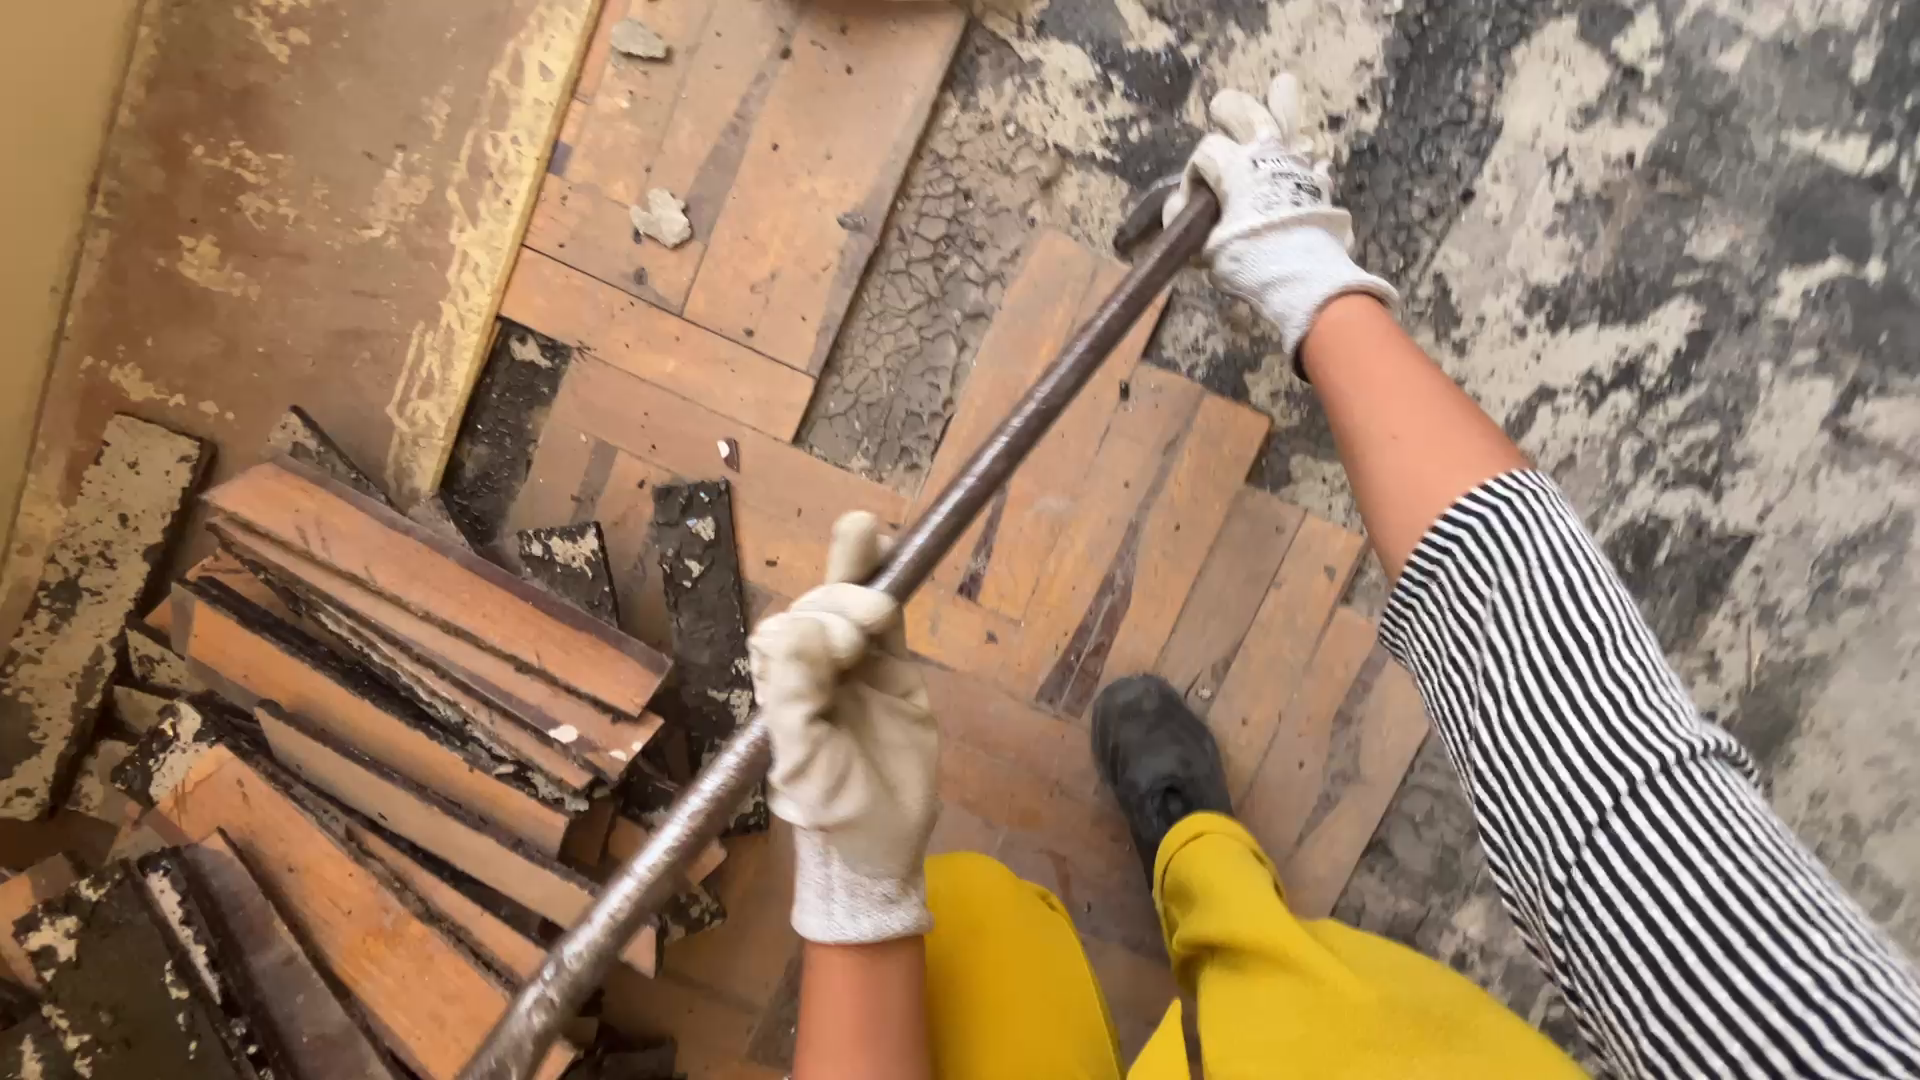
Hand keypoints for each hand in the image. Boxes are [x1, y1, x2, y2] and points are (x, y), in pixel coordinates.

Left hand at [748, 512, 938, 944]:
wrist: (886, 844)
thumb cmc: (834, 813)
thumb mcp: (804, 766)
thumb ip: (794, 699)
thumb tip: (794, 628)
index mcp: (781, 690)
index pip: (784, 634)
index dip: (813, 627)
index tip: (845, 651)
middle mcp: (813, 670)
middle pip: (817, 610)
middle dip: (840, 605)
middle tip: (870, 631)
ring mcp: (856, 666)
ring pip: (848, 603)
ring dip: (852, 567)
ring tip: (863, 533)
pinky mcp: (893, 668)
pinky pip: (887, 619)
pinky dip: (886, 582)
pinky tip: (883, 544)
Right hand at [1165, 72, 1398, 364]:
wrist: (1299, 272)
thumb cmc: (1247, 256)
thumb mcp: (1206, 248)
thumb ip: (1192, 228)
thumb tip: (1178, 216)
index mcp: (1236, 165)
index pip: (1206, 152)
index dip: (1192, 173)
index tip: (1189, 200)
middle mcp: (1266, 155)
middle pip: (1249, 115)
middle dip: (1233, 110)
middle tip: (1221, 106)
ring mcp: (1296, 165)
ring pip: (1288, 124)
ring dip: (1282, 106)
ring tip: (1282, 86)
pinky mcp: (1317, 185)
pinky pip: (1312, 162)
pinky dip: (1306, 159)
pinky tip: (1311, 158)